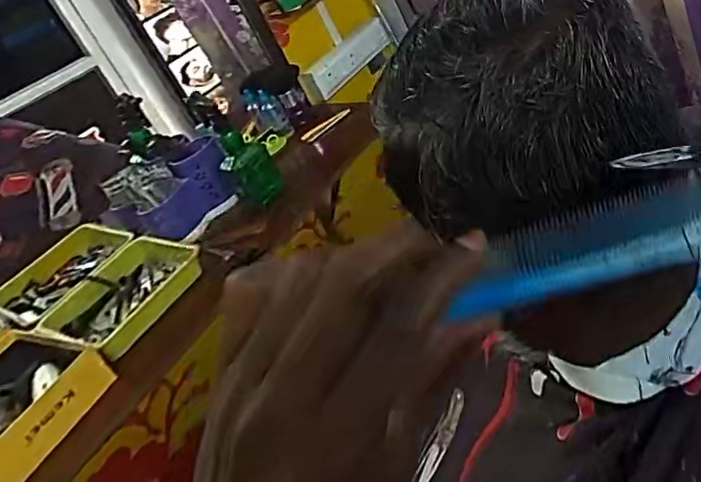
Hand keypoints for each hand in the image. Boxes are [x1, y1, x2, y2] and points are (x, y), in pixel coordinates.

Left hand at [194, 225, 495, 481]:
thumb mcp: (393, 469)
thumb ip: (432, 386)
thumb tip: (482, 316)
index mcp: (332, 439)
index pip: (398, 330)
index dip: (445, 278)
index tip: (476, 250)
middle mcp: (279, 398)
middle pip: (345, 285)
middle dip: (401, 247)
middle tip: (437, 242)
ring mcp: (240, 378)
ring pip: (303, 274)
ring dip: (355, 256)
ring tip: (390, 264)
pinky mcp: (218, 367)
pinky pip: (256, 288)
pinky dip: (298, 271)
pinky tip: (327, 281)